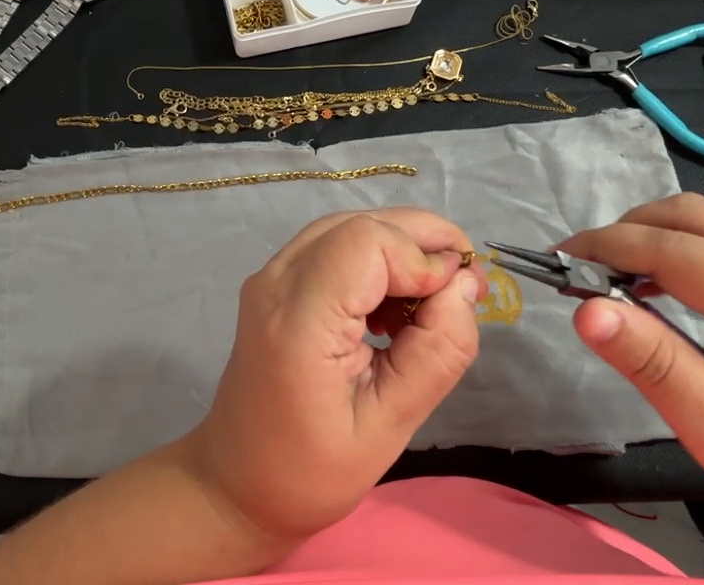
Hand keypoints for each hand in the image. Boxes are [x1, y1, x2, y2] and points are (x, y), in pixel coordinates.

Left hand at [185, 208, 488, 541]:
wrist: (236, 480)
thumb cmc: (311, 471)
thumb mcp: (389, 428)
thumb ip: (435, 354)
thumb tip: (465, 285)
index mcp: (298, 323)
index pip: (365, 242)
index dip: (420, 257)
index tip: (455, 300)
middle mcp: (276, 283)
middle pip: (358, 224)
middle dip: (422, 241)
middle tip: (466, 286)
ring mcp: (269, 277)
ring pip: (347, 226)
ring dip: (400, 247)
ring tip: (435, 299)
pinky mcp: (273, 282)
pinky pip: (332, 244)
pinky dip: (374, 257)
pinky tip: (393, 304)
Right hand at [564, 194, 703, 584]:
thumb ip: (660, 370)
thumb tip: (587, 309)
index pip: (683, 252)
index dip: (612, 248)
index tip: (558, 262)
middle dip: (631, 229)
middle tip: (582, 269)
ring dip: (661, 230)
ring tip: (615, 273)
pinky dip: (692, 243)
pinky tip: (669, 282)